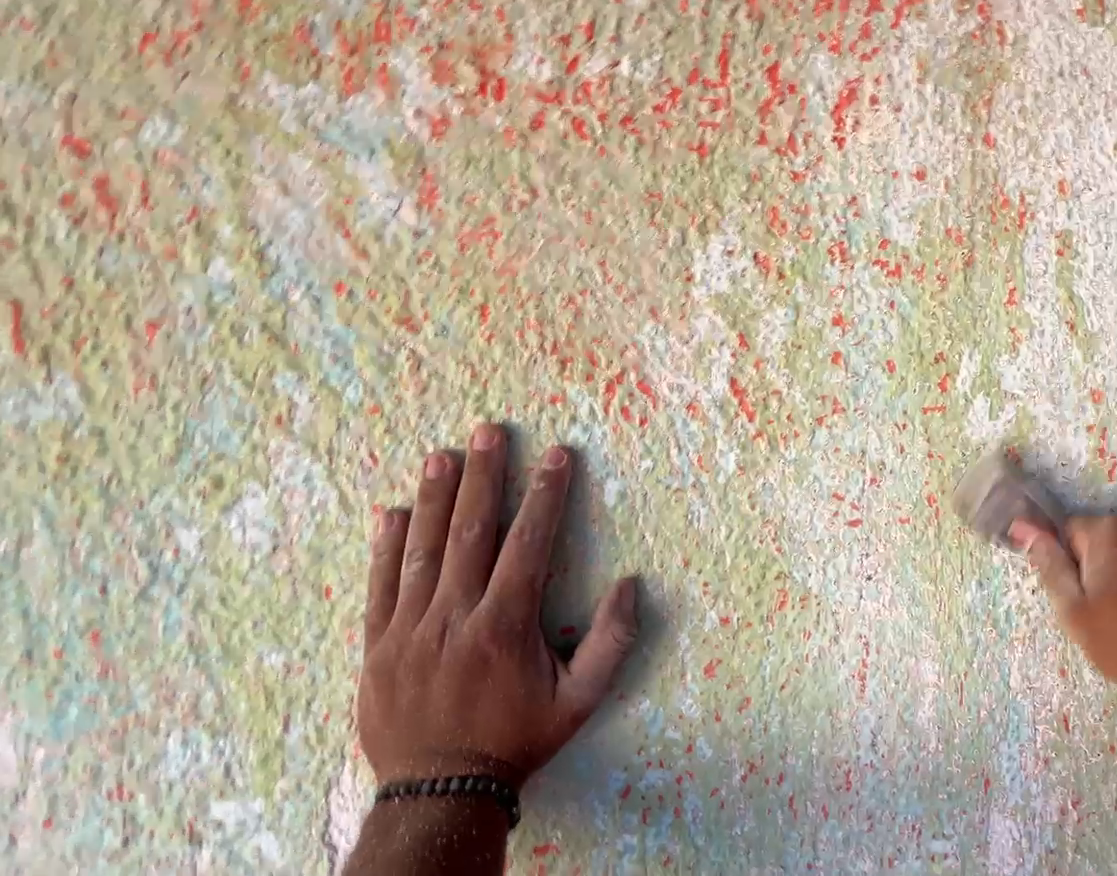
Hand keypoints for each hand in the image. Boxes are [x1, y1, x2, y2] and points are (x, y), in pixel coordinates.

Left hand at [358, 423, 639, 787]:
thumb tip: (631, 584)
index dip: (545, 495)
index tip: (556, 455)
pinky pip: (381, 587)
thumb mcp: (582, 699)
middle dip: (483, 477)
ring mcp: (409, 631)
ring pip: (422, 551)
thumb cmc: (520, 739)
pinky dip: (386, 546)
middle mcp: (454, 619)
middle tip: (488, 431)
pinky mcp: (377, 648)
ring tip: (441, 455)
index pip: (528, 543)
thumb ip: (612, 642)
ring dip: (433, 498)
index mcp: (504, 626)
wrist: (440, 793)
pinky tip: (391, 512)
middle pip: (469, 533)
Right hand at [1011, 514, 1116, 704]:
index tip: (1070, 599)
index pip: (1064, 531)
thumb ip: (1049, 567)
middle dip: (1087, 573)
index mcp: (1107, 531)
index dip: (1060, 565)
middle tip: (1092, 617)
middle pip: (1093, 543)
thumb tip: (1026, 530)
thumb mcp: (1076, 611)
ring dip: (1112, 582)